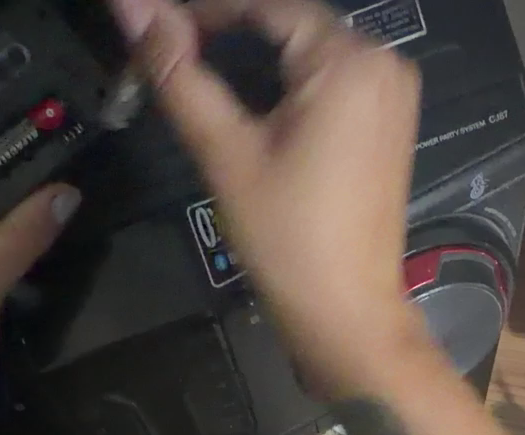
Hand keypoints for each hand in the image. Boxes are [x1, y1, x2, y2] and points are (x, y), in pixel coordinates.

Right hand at [106, 0, 433, 394]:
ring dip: (260, 61)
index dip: (206, 10)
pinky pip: (335, 86)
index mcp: (349, 61)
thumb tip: (131, 7)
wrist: (347, 314)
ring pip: (312, 56)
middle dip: (232, 35)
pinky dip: (293, 88)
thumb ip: (180, 76)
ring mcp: (393, 98)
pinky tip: (257, 111)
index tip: (159, 25)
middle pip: (292, 26)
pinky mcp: (391, 129)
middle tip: (177, 56)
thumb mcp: (228, 155)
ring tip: (206, 80)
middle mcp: (384, 64)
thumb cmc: (288, 241)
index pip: (265, 5)